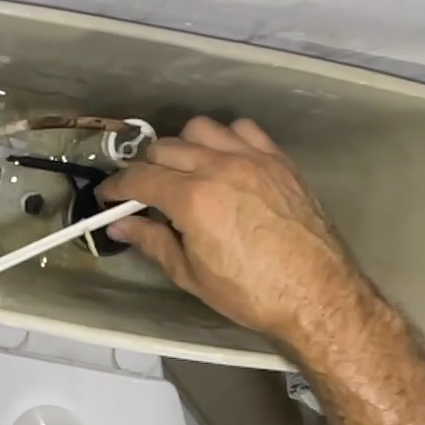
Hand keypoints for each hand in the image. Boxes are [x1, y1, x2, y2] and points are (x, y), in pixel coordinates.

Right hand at [98, 116, 366, 347]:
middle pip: (164, 148)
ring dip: (183, 146)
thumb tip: (120, 226)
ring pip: (200, 129)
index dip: (115, 187)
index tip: (106, 196)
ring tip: (183, 171)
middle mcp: (219, 168)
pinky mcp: (278, 160)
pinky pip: (242, 130)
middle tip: (143, 192)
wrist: (317, 295)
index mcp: (193, 199)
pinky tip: (223, 162)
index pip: (139, 178)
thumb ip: (153, 241)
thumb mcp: (191, 274)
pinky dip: (224, 139)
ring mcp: (251, 159)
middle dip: (145, 168)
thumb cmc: (251, 293)